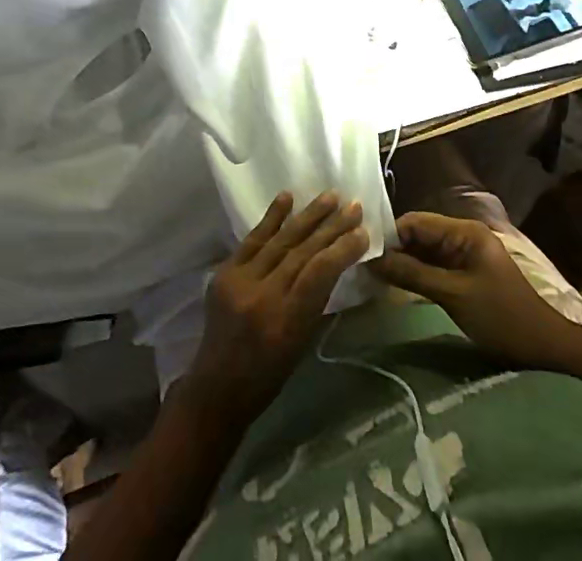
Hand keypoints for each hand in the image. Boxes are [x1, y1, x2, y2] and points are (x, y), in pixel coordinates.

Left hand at [184, 192, 370, 423]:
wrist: (217, 385)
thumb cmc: (270, 373)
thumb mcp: (303, 340)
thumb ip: (315, 298)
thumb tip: (334, 260)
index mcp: (286, 319)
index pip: (320, 272)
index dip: (343, 249)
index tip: (363, 232)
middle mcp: (262, 294)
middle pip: (302, 251)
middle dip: (331, 226)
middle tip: (353, 206)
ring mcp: (239, 280)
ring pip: (279, 240)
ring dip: (307, 216)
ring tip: (329, 196)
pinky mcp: (223, 272)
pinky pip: (251, 240)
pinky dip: (271, 218)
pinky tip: (287, 197)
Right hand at [369, 212, 581, 369]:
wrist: (543, 348)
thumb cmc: (501, 316)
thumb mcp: (453, 294)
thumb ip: (412, 274)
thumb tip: (372, 260)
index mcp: (465, 231)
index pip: (416, 221)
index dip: (389, 235)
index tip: (362, 254)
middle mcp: (463, 236)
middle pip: (418, 234)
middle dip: (393, 249)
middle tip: (362, 267)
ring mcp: (464, 255)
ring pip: (423, 251)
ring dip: (402, 262)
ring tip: (372, 276)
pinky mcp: (463, 273)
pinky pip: (432, 266)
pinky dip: (414, 274)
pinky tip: (394, 284)